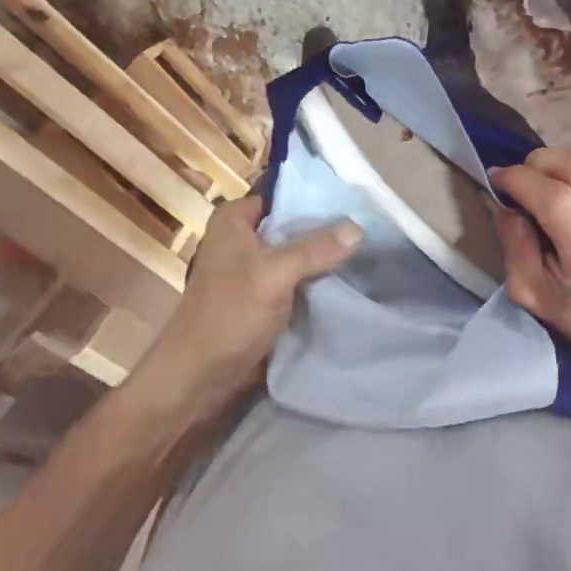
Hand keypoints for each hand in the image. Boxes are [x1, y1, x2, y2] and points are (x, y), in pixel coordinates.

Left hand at [142, 196, 360, 402]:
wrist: (200, 375)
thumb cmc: (230, 314)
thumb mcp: (275, 274)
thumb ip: (316, 249)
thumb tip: (358, 228)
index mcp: (234, 219)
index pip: (283, 195)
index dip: (317, 198)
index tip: (357, 200)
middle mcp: (240, 238)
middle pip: (291, 225)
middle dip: (325, 230)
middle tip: (370, 227)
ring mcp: (250, 269)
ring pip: (295, 254)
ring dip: (322, 258)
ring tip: (367, 250)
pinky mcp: (260, 297)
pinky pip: (293, 279)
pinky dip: (314, 280)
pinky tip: (347, 279)